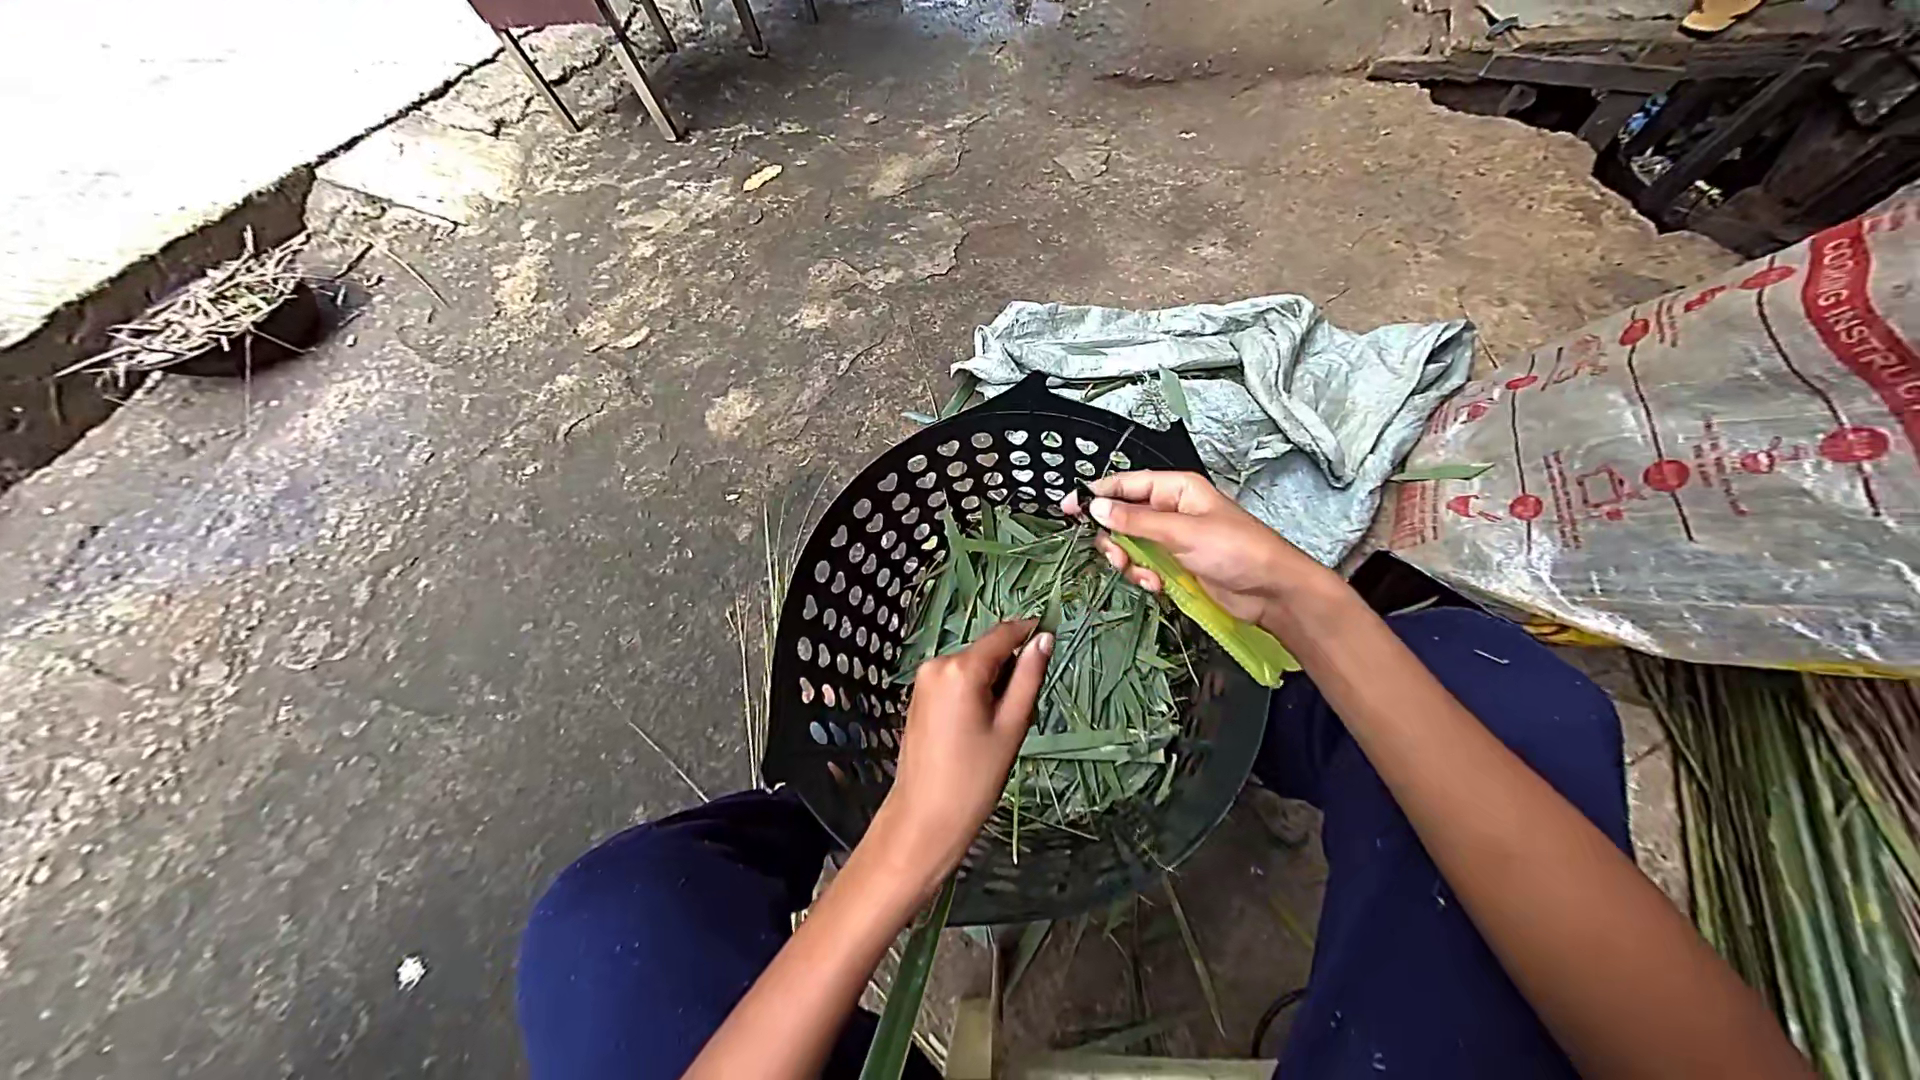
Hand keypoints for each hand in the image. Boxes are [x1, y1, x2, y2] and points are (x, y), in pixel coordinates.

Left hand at [865, 620, 1052, 896]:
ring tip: (998, 726)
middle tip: (1022, 711)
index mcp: (961, 668)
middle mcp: (937, 664)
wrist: (924, 817)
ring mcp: (923, 679)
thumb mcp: (1012, 725)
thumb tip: (1044, 638)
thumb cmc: (974, 777)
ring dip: (992, 684)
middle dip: (1010, 670)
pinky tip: (977, 727)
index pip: (1002, 634)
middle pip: (987, 652)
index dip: (1028, 632)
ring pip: (972, 667)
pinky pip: (955, 680)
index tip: (1051, 637)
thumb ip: (1028, 677)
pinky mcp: (918, 695)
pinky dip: (973, 692)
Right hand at [1061, 471, 1341, 630]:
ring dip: (1129, 562)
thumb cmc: (1238, 551)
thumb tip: (1097, 508)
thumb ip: (1136, 522)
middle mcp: (1171, 510)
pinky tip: (1157, 585)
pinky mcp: (1174, 563)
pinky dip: (1143, 576)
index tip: (1069, 507)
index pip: (1127, 484)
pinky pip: (1143, 565)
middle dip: (1115, 540)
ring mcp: (1172, 538)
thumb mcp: (1182, 533)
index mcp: (1176, 489)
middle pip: (1122, 518)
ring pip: (1129, 545)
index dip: (1097, 494)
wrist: (1271, 592)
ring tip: (1145, 576)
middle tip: (1118, 558)